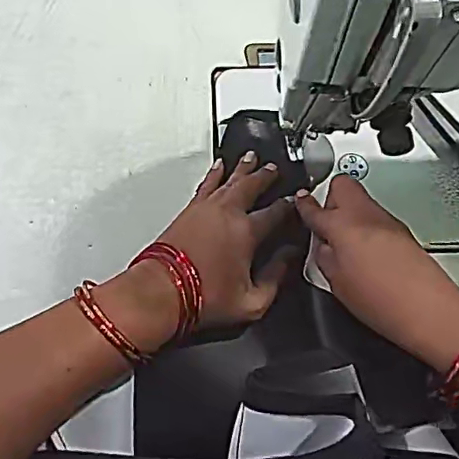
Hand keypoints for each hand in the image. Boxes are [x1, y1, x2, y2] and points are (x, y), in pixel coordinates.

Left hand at [150, 151, 301, 328]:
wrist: (162, 290)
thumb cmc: (201, 296)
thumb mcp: (252, 301)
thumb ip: (275, 278)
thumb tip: (287, 261)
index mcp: (247, 232)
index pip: (276, 212)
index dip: (289, 207)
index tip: (295, 203)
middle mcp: (227, 213)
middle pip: (253, 185)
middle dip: (267, 176)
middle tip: (275, 170)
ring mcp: (207, 208)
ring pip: (230, 178)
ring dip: (243, 167)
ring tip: (251, 157)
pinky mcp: (189, 210)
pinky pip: (207, 183)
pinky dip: (215, 172)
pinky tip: (218, 167)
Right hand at [294, 175, 458, 363]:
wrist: (429, 312)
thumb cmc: (385, 302)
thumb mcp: (337, 283)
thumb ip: (323, 257)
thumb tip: (321, 246)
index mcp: (342, 225)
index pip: (314, 206)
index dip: (303, 205)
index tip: (300, 203)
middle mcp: (366, 215)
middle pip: (342, 184)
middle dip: (330, 196)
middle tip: (324, 218)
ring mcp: (387, 221)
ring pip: (361, 200)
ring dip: (349, 213)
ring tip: (345, 242)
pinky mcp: (403, 231)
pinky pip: (376, 218)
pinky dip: (366, 227)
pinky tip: (365, 251)